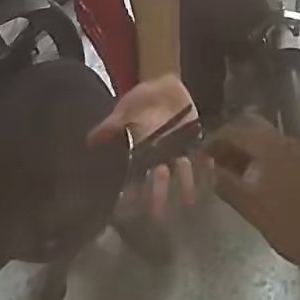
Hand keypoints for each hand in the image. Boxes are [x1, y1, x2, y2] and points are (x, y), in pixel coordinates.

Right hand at [87, 73, 198, 220]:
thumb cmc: (138, 100)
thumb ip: (110, 125)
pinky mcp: (193, 137)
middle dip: (157, 195)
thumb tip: (89, 139)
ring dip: (185, 183)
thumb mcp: (123, 111)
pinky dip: (205, 160)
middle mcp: (159, 155)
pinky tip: (210, 166)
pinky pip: (200, 152)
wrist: (161, 83)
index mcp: (141, 152)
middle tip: (157, 216)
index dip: (132, 193)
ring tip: (189, 200)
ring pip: (181, 170)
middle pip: (158, 179)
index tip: (128, 208)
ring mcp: (177, 148)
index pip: (135, 178)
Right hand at [204, 114, 299, 275]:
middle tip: (213, 158)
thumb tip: (207, 170)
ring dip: (244, 147)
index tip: (199, 153)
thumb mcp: (253, 209)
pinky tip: (251, 177)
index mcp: (271, 148)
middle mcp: (285, 143)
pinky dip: (259, 155)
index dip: (215, 139)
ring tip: (227, 169)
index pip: (236, 130)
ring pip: (265, 138)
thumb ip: (228, 186)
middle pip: (252, 126)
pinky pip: (276, 149)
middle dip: (230, 138)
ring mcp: (298, 152)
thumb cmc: (292, 225)